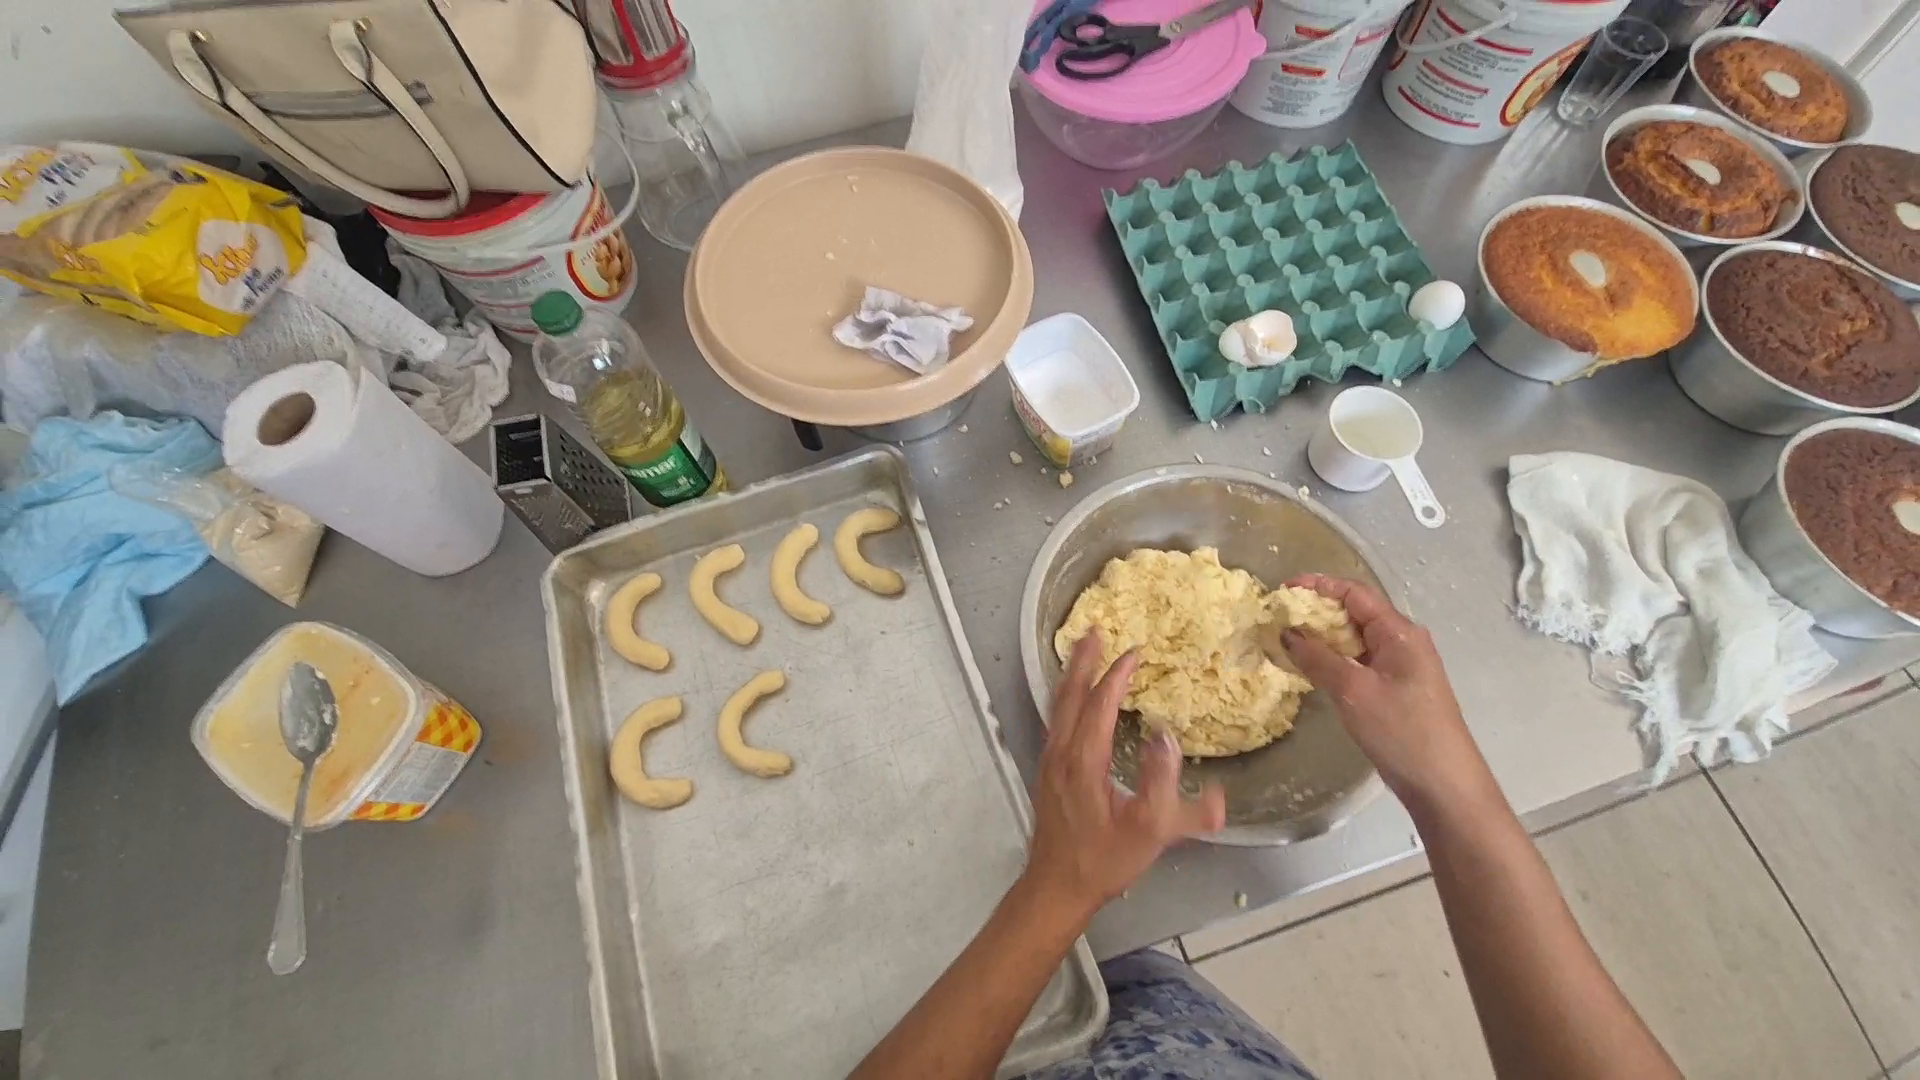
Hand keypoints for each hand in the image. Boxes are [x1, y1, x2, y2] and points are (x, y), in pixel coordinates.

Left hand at [1025, 630, 1225, 917]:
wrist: (1058, 886)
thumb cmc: (1106, 860)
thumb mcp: (1149, 831)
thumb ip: (1164, 785)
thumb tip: (1168, 737)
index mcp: (1084, 760)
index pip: (1100, 704)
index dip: (1118, 675)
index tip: (1136, 652)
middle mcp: (1061, 752)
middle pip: (1071, 694)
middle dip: (1084, 661)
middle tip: (1094, 631)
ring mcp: (1050, 759)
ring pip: (1058, 704)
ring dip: (1072, 675)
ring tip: (1083, 650)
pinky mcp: (1048, 769)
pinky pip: (1056, 717)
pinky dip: (1066, 695)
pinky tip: (1074, 695)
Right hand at [1282, 575, 1499, 816]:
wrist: (1444, 785)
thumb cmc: (1402, 731)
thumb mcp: (1353, 690)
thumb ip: (1317, 658)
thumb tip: (1287, 632)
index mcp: (1399, 632)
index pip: (1354, 593)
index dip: (1318, 585)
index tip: (1282, 589)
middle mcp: (1402, 641)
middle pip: (1354, 612)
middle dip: (1315, 611)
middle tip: (1277, 617)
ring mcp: (1400, 666)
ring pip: (1353, 639)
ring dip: (1321, 636)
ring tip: (1285, 640)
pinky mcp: (1394, 689)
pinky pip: (1357, 661)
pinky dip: (1331, 658)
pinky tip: (1309, 668)